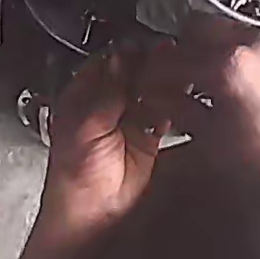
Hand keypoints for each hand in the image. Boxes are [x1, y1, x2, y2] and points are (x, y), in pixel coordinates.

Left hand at [36, 49, 169, 247]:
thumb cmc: (75, 174)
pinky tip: (184, 94)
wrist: (93, 212)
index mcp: (83, 96)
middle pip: (133, 74)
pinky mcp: (149, 137)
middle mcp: (107, 104)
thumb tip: (122, 58)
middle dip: (151, 65)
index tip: (147, 45)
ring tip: (182, 70)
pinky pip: (164, 113)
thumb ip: (107, 91)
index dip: (127, 53)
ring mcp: (128, 120)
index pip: (108, 63)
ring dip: (165, 82)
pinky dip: (175, 104)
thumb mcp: (87, 125)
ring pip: (150, 91)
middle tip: (172, 55)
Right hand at [144, 16, 259, 187]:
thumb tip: (157, 96)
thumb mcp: (214, 137)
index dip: (152, 74)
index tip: (146, 85)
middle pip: (191, 29)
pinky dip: (221, 47)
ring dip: (198, 46)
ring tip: (195, 77)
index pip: (172, 60)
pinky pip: (237, 35)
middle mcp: (245, 44)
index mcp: (226, 66)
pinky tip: (220, 77)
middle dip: (175, 51)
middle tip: (168, 76)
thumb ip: (180, 109)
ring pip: (216, 27)